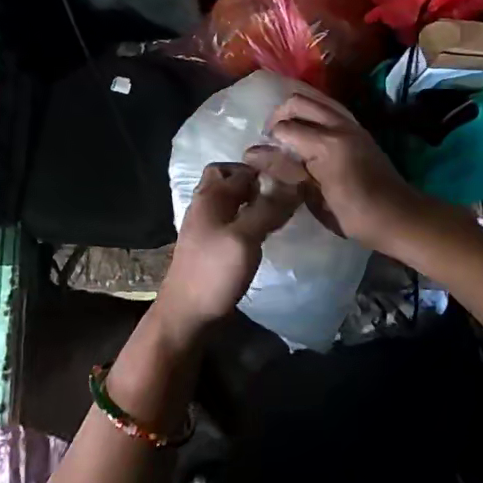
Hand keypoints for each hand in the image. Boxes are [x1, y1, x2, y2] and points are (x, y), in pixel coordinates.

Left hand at [159, 163, 298, 338]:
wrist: (187, 314)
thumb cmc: (214, 273)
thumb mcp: (244, 237)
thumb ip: (267, 209)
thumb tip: (293, 183)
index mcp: (210, 196)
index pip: (240, 168)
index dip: (266, 168)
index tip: (295, 178)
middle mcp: (205, 205)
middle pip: (230, 179)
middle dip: (256, 182)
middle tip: (284, 194)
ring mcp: (206, 225)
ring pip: (232, 201)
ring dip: (254, 201)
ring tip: (282, 211)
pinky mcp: (212, 245)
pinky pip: (233, 220)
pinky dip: (249, 219)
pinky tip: (266, 232)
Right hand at [246, 91, 424, 249]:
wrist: (399, 217)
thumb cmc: (355, 215)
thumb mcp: (315, 198)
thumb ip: (285, 170)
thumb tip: (251, 154)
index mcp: (327, 144)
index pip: (284, 128)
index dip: (268, 141)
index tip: (260, 157)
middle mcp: (339, 125)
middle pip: (298, 101)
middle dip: (279, 116)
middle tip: (272, 139)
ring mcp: (352, 124)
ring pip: (315, 100)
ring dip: (297, 112)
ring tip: (288, 135)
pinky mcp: (358, 129)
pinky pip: (330, 110)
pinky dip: (313, 115)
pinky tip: (308, 137)